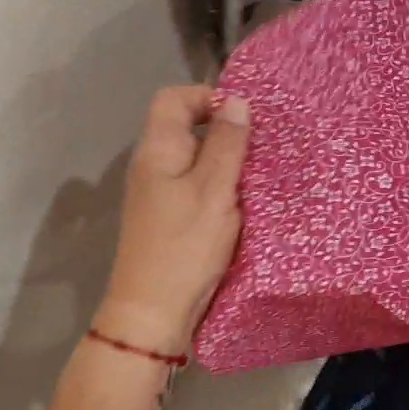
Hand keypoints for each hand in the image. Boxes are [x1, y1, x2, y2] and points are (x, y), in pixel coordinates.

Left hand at [95, 85, 250, 354]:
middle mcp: (151, 167)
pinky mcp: (166, 223)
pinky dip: (217, 193)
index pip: (174, 98)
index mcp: (157, 150)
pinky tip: (239, 209)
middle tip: (258, 152)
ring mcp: (156, 197)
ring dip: (223, 167)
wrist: (153, 312)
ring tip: (254, 180)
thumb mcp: (214, 191)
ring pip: (192, 164)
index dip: (208, 97)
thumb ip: (227, 145)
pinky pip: (194, 192)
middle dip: (223, 134)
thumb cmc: (185, 247)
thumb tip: (236, 103)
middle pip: (184, 130)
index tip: (244, 119)